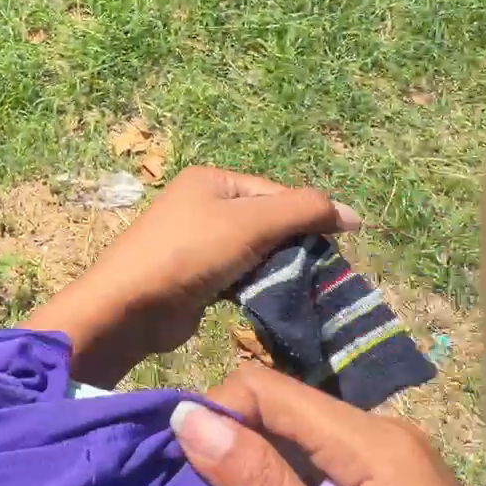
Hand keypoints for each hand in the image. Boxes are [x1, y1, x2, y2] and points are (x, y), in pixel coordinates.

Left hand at [20, 166, 358, 386]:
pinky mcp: (198, 277)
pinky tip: (274, 305)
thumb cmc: (190, 252)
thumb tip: (353, 214)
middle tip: (320, 278)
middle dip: (294, 248)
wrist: (132, 304)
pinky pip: (242, 277)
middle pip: (268, 222)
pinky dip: (259, 289)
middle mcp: (203, 205)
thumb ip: (301, 211)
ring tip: (302, 294)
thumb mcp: (250, 223)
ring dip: (279, 272)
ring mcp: (198, 242)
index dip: (307, 219)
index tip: (335, 251)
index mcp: (211, 180)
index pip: (276, 193)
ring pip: (258, 253)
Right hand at [171, 364, 485, 485]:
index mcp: (375, 440)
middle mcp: (385, 434)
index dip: (217, 416)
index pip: (265, 388)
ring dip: (262, 479)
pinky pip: (325, 471)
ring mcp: (397, 463)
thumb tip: (184, 414)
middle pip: (281, 412)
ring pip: (298, 443)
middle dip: (237, 451)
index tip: (188, 469)